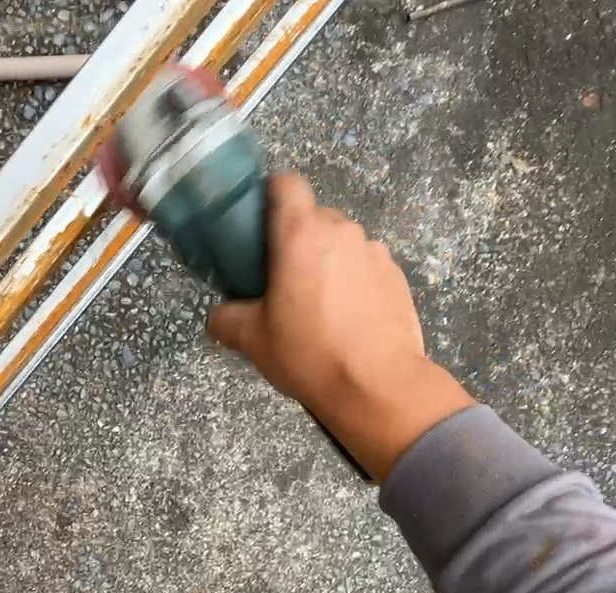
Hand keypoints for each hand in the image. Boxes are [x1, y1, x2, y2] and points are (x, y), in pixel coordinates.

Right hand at [207, 173, 473, 482]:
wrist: (377, 386)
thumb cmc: (310, 354)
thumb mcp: (253, 341)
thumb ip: (227, 319)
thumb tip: (218, 316)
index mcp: (301, 235)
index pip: (285, 183)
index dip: (270, 195)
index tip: (260, 225)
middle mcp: (342, 231)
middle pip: (313, 219)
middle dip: (296, 243)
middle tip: (282, 283)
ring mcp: (375, 252)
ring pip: (341, 245)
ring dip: (326, 265)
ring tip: (318, 308)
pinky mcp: (397, 276)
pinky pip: (365, 268)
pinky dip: (353, 284)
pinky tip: (347, 320)